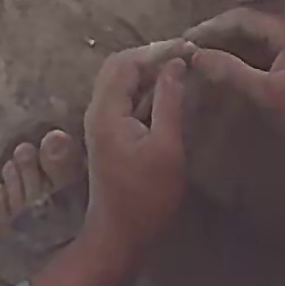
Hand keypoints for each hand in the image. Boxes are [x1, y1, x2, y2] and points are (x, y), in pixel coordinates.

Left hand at [31, 39, 191, 285]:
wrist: (119, 237)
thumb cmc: (146, 197)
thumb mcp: (166, 148)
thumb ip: (169, 103)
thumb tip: (176, 65)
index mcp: (106, 110)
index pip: (125, 63)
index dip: (155, 51)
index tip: (187, 48)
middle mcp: (97, 110)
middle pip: (119, 67)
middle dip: (150, 55)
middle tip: (184, 54)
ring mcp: (100, 121)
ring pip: (121, 80)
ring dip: (147, 70)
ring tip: (180, 66)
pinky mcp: (109, 132)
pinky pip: (124, 97)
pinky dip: (145, 87)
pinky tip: (167, 90)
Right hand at [184, 9, 284, 146]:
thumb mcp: (266, 94)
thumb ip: (230, 71)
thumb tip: (195, 55)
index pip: (240, 18)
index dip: (211, 27)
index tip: (186, 40)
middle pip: (247, 24)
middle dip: (218, 35)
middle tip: (190, 48)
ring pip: (254, 36)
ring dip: (229, 45)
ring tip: (203, 56)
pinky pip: (264, 48)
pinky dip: (243, 55)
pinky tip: (226, 66)